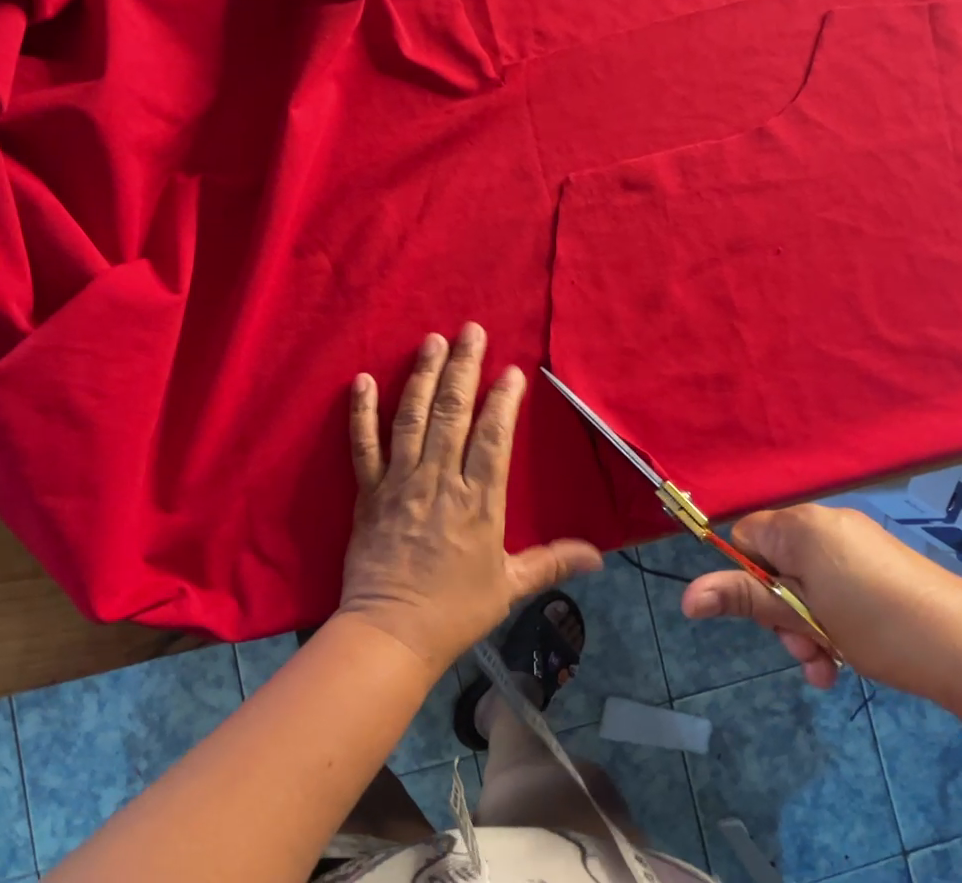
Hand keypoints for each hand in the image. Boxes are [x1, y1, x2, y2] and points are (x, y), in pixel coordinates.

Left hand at [338, 324, 603, 670]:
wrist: (392, 632)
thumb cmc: (455, 612)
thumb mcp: (510, 587)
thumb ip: (552, 563)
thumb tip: (599, 557)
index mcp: (479, 502)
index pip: (493, 438)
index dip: (502, 401)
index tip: (509, 369)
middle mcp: (440, 482)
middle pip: (453, 414)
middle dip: (463, 369)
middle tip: (470, 330)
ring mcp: (400, 484)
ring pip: (412, 419)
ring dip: (422, 377)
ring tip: (432, 340)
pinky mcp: (368, 493)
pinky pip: (363, 446)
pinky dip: (361, 412)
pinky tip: (364, 380)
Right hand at [681, 504, 961, 700]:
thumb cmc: (877, 625)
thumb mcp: (801, 616)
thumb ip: (742, 600)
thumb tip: (684, 599)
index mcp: (801, 526)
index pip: (743, 538)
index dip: (745, 578)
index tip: (766, 615)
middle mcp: (828, 525)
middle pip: (775, 564)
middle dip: (780, 614)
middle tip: (800, 648)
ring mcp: (860, 546)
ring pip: (806, 584)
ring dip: (806, 628)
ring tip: (826, 666)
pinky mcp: (884, 568)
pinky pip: (838, 588)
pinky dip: (834, 622)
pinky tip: (845, 661)